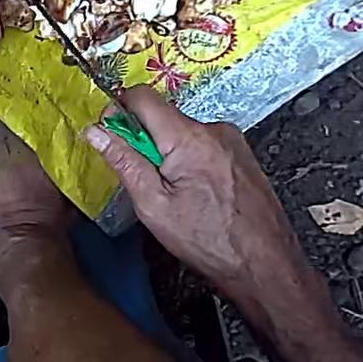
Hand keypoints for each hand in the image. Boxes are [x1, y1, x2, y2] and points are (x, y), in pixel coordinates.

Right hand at [84, 86, 309, 301]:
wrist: (266, 265)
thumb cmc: (210, 241)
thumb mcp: (153, 206)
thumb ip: (124, 162)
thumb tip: (96, 132)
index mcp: (189, 138)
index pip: (142, 96)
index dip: (118, 110)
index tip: (110, 135)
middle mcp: (213, 130)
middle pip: (162, 116)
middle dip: (144, 141)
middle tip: (143, 180)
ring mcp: (231, 140)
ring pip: (182, 133)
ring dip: (167, 154)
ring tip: (175, 194)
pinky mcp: (240, 153)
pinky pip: (202, 144)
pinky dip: (188, 161)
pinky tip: (195, 194)